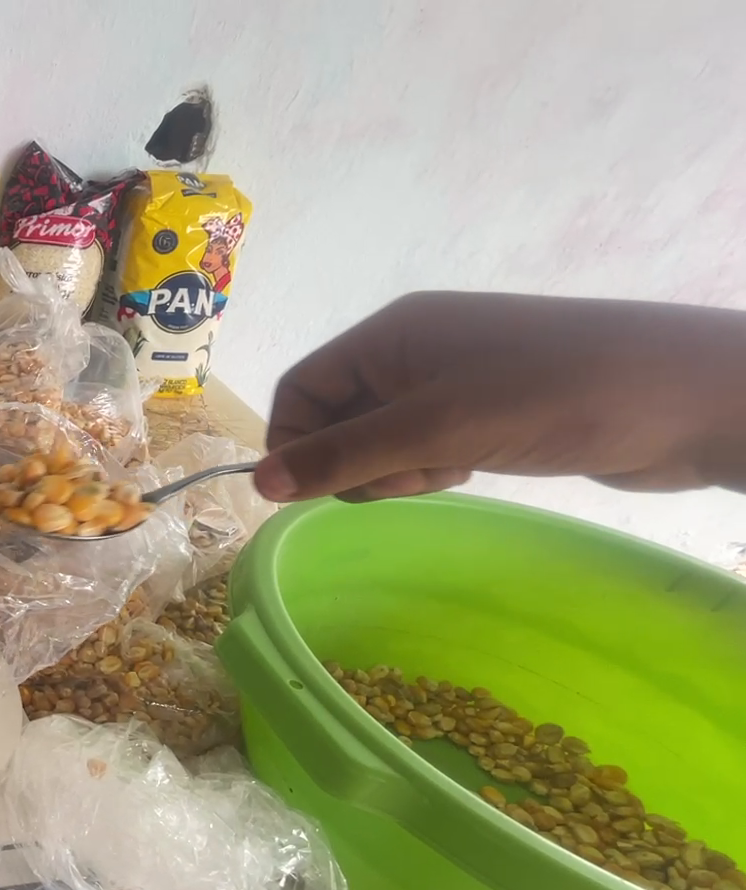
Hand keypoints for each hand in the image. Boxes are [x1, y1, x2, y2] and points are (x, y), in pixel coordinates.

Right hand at [255, 292, 745, 501]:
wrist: (707, 399)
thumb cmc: (554, 398)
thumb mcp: (432, 431)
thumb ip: (338, 458)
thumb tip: (256, 484)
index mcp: (389, 335)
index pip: (300, 389)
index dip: (292, 440)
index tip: (313, 486)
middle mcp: (410, 350)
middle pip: (334, 414)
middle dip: (349, 459)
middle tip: (396, 480)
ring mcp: (449, 377)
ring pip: (374, 435)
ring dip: (389, 468)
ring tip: (441, 474)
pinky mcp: (482, 405)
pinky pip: (417, 441)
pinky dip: (423, 465)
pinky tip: (462, 471)